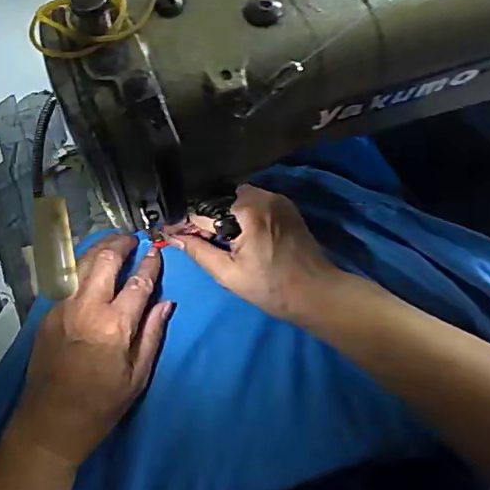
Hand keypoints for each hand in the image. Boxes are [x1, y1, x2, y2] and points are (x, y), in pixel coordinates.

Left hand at [6, 235, 174, 467]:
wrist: (50, 422)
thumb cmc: (100, 406)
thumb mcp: (137, 377)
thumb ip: (152, 334)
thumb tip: (166, 303)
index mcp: (114, 326)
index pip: (138, 283)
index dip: (150, 263)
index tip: (157, 250)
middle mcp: (87, 308)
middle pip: (105, 260)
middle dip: (121, 244)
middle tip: (133, 239)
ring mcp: (63, 308)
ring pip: (80, 264)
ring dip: (98, 249)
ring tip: (112, 244)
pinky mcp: (48, 314)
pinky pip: (66, 280)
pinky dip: (80, 266)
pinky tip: (88, 265)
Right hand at [167, 184, 353, 323]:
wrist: (316, 293)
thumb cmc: (272, 287)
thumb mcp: (229, 274)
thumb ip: (199, 251)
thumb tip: (172, 237)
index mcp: (249, 210)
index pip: (204, 210)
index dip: (187, 224)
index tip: (174, 234)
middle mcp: (264, 196)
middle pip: (220, 201)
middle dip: (206, 219)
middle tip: (200, 241)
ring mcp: (278, 200)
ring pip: (236, 200)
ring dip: (225, 217)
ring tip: (221, 241)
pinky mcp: (286, 207)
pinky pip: (254, 203)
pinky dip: (242, 216)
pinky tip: (240, 237)